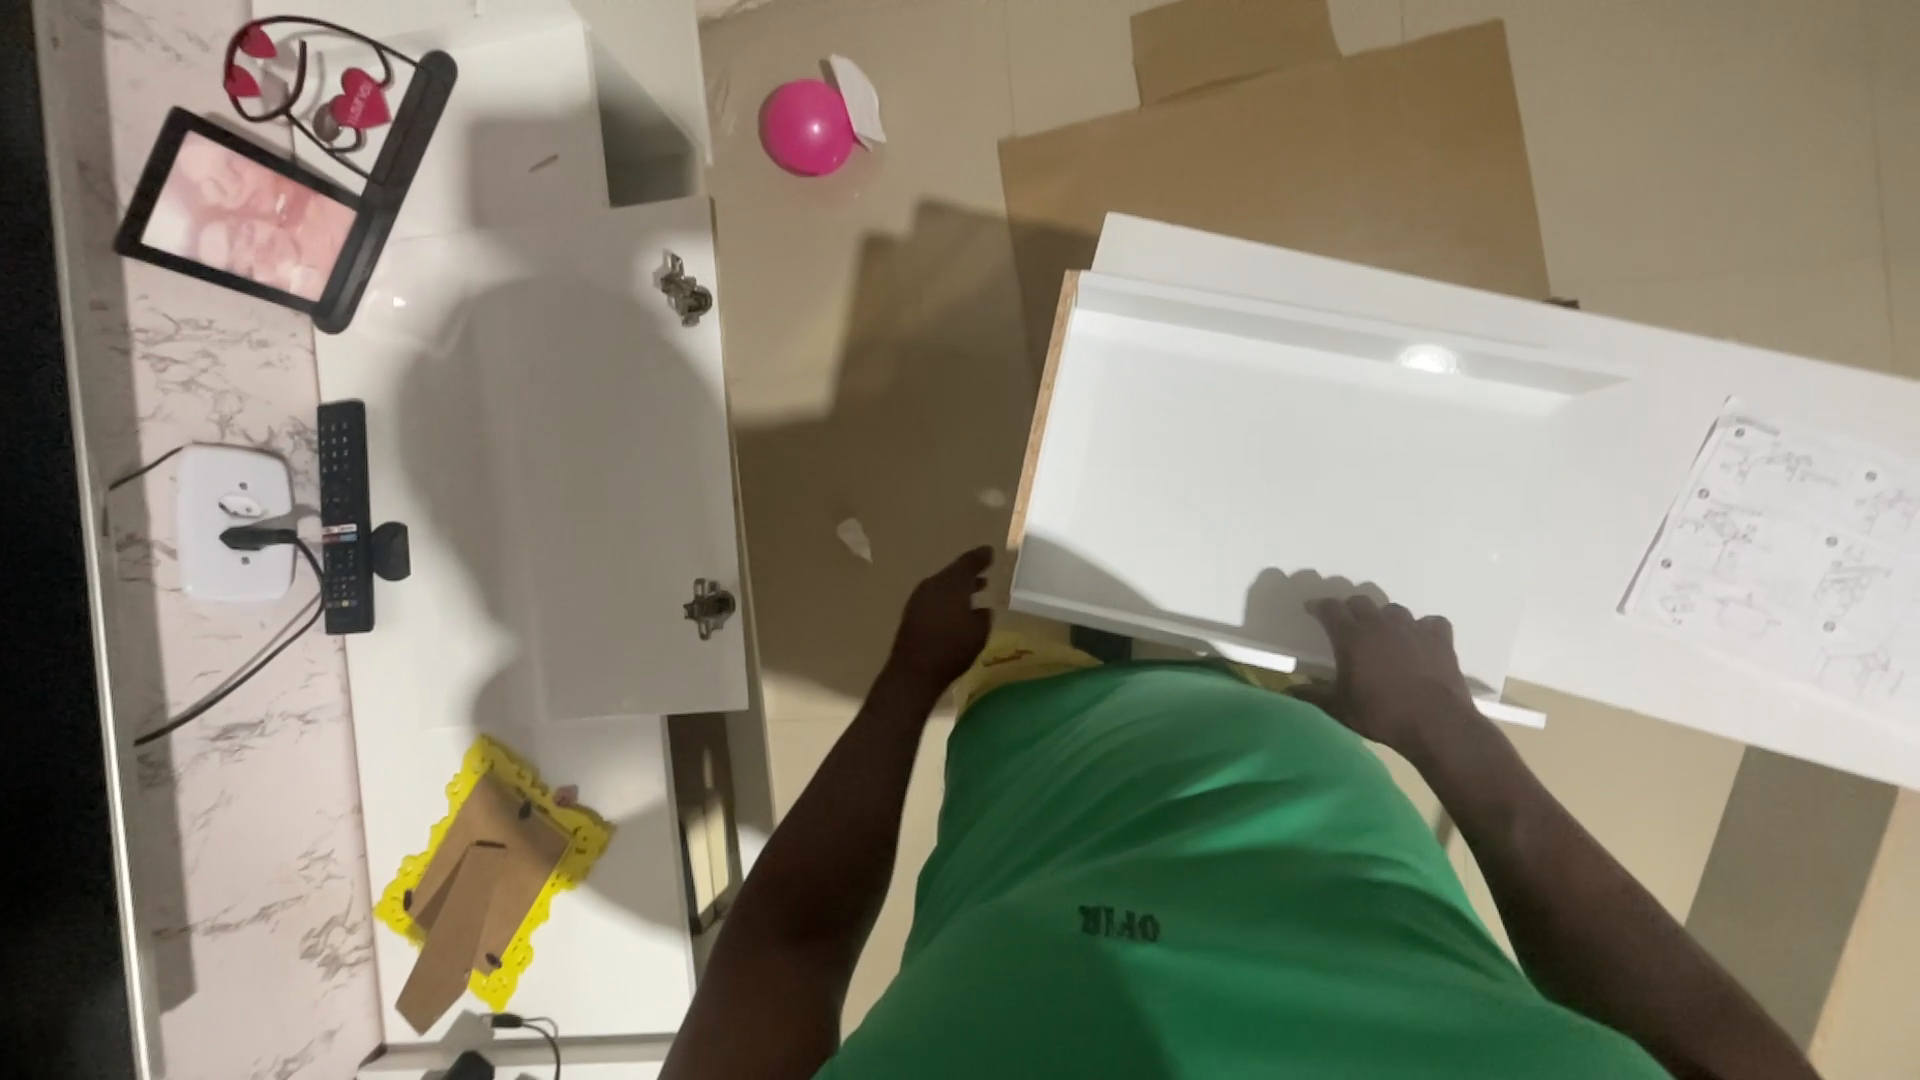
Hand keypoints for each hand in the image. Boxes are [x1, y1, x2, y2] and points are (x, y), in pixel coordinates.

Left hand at [886, 546, 994, 691]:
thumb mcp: (978, 633)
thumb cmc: (952, 650)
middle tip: (984, 571)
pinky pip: (934, 599)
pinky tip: (956, 611)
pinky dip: (947, 599)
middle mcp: (932, 586)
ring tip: (976, 590)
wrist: (913, 672)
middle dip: (969, 573)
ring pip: (943, 586)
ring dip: (958, 588)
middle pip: (953, 573)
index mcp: (951, 584)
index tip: (989, 552)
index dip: (980, 558)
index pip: (968, 563)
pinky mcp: (911, 615)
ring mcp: (918, 600)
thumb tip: (982, 609)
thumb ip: (983, 616)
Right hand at [1301, 596, 1485, 756]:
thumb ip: (1312, 694)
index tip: (1311, 610)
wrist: (1436, 724)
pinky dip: (1422, 627)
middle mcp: (1380, 624)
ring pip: (1393, 609)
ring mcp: (1412, 628)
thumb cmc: (1381, 714)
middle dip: (1349, 609)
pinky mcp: (1440, 639)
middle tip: (1345, 624)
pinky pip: (1430, 622)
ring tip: (1382, 633)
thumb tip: (1290, 689)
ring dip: (1383, 617)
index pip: (1329, 608)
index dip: (1318, 607)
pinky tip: (1419, 640)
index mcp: (1351, 637)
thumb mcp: (1339, 708)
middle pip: (1360, 602)